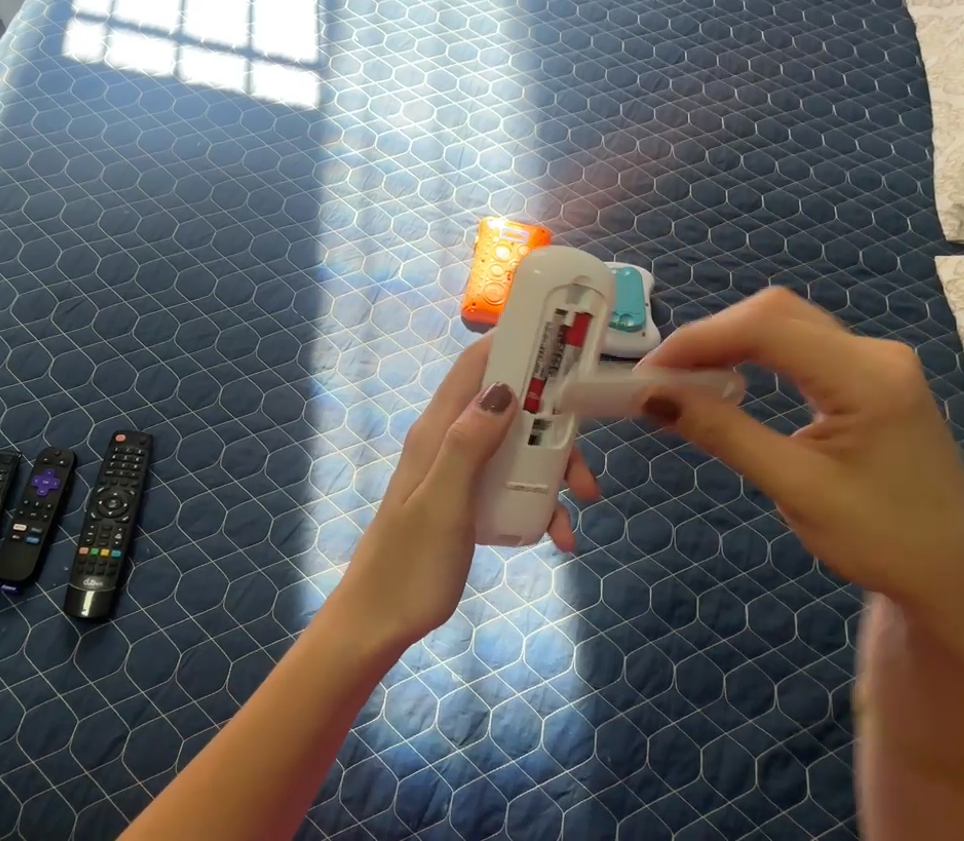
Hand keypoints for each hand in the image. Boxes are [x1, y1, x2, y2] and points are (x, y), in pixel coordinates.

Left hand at [325, 335, 601, 654]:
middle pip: (509, 407)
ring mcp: (458, 471)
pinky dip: (538, 502)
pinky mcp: (466, 500)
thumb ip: (468, 444)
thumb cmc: (409, 565)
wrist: (380, 620)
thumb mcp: (443, 503)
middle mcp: (449, 441)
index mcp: (437, 431)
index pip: (475, 366)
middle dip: (552, 424)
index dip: (514, 343)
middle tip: (583, 459)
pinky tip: (556, 535)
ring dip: (553, 469)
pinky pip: (510, 485)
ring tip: (581, 505)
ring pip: (516, 447)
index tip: (562, 344)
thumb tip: (503, 389)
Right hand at [635, 288, 963, 658]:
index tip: (649, 374)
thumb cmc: (881, 540)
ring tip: (684, 380)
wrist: (951, 578)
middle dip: (710, 337)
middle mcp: (875, 354)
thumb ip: (723, 432)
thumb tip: (653, 397)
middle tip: (662, 377)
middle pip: (775, 314)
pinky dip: (753, 355)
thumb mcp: (795, 487)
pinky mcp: (869, 378)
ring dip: (729, 343)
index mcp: (868, 376)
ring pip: (785, 324)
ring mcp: (876, 363)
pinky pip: (799, 346)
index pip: (766, 329)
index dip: (699, 341)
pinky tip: (728, 382)